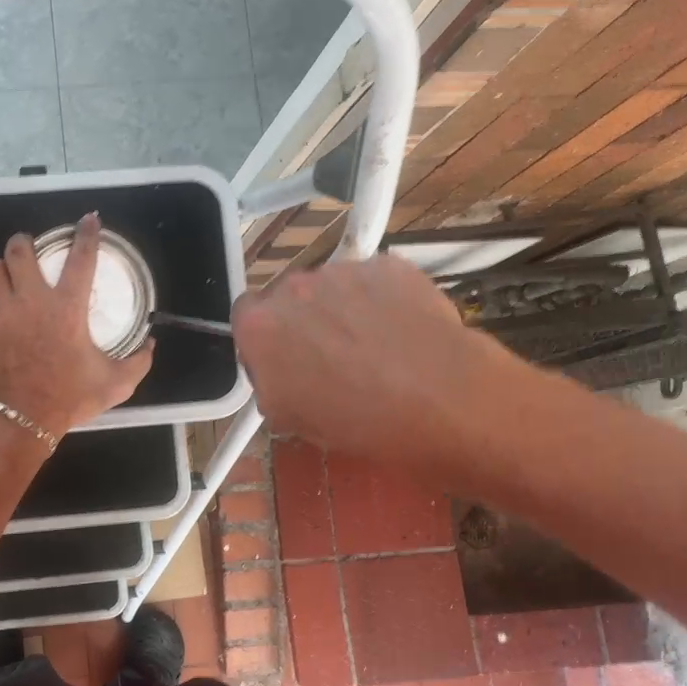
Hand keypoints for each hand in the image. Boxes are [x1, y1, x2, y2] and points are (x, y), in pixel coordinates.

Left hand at [0, 213, 152, 439]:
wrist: (21, 420)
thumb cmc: (69, 399)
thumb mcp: (115, 384)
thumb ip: (138, 361)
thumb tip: (151, 344)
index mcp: (67, 308)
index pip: (81, 258)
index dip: (87, 234)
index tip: (89, 220)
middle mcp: (31, 301)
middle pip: (19, 250)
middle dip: (24, 242)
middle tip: (31, 249)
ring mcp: (1, 313)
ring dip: (2, 269)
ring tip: (9, 277)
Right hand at [231, 253, 531, 474]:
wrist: (442, 401)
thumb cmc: (358, 419)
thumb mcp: (287, 417)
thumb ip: (267, 380)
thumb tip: (275, 371)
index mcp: (259, 326)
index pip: (244, 316)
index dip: (265, 339)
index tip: (283, 359)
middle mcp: (293, 288)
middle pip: (287, 297)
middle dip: (304, 321)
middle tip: (329, 359)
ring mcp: (344, 272)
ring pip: (331, 287)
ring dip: (342, 309)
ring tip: (371, 349)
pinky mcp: (389, 265)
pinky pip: (373, 280)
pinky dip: (381, 300)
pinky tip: (398, 334)